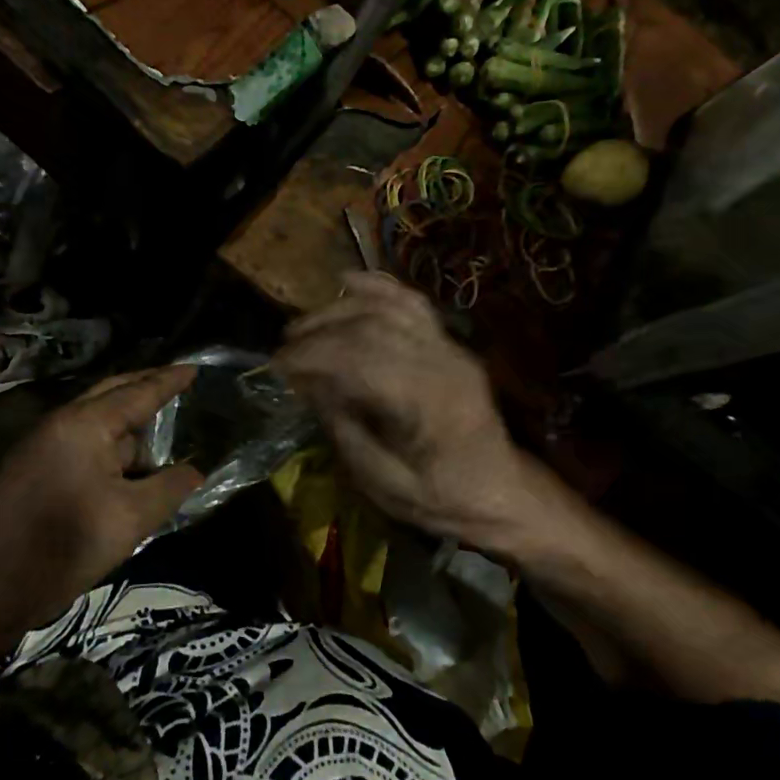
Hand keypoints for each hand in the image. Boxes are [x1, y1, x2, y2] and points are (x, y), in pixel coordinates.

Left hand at [0, 366, 203, 616]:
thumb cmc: (61, 546)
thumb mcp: (129, 519)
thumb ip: (168, 488)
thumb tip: (195, 470)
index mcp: (83, 424)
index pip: (137, 392)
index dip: (169, 380)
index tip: (195, 368)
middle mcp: (60, 424)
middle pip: (112, 396)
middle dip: (146, 390)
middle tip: (180, 387)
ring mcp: (42, 447)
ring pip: (97, 426)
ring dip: (129, 428)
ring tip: (164, 433)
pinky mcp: (34, 472)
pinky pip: (83, 448)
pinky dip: (111, 451)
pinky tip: (130, 470)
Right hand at [275, 273, 549, 554]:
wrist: (502, 494)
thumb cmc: (440, 499)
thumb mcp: (382, 481)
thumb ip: (345, 428)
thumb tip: (310, 385)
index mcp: (427, 403)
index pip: (360, 358)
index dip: (312, 355)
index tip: (278, 366)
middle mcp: (442, 363)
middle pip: (370, 327)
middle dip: (318, 331)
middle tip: (283, 348)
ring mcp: (450, 348)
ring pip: (388, 308)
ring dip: (338, 309)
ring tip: (302, 326)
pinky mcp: (450, 344)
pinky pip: (412, 303)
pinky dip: (378, 288)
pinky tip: (347, 281)